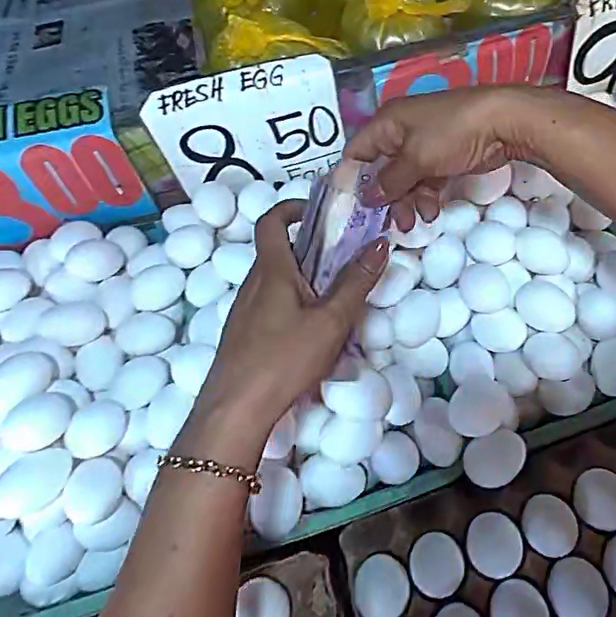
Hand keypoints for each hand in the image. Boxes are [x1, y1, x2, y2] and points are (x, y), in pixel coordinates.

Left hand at [178, 200, 386, 464]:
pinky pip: (272, 306)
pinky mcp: (244, 333)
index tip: (319, 212)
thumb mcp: (331, 321)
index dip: (292, 207)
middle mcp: (253, 283)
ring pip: (278, 282)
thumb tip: (380, 243)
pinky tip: (314, 338)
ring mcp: (245, 310)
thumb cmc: (283, 358)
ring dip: (306, 282)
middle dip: (313, 251)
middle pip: (280, 252)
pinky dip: (295, 306)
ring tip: (337, 304)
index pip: (271, 220)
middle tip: (345, 263)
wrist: (234, 409)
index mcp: (271, 269)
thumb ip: (356, 282)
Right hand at [345, 86, 549, 228]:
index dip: (351, 181)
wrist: (504, 121)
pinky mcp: (443, 158)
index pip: (356, 153)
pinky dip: (424, 197)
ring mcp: (423, 145)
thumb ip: (389, 181)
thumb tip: (368, 198)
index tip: (351, 209)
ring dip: (406, 202)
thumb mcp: (416, 159)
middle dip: (385, 199)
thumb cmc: (453, 132)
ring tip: (414, 222)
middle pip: (380, 171)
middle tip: (388, 223)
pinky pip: (424, 181)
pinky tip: (430, 212)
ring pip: (404, 180)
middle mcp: (400, 132)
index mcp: (386, 123)